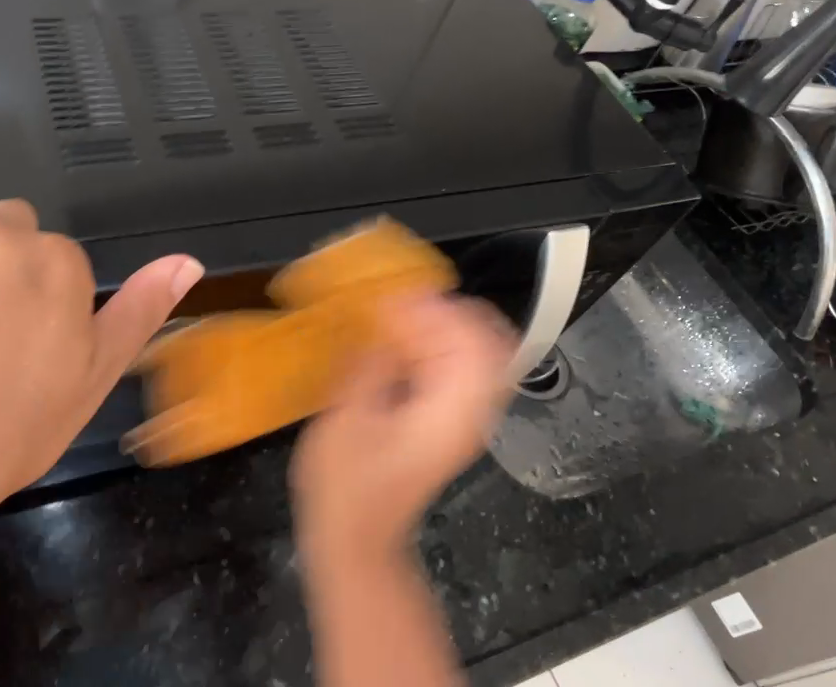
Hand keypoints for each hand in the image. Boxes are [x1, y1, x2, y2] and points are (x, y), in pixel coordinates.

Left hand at [0, 199, 202, 513]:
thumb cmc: (17, 424)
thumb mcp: (97, 372)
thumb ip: (142, 307)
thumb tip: (188, 262)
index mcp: (59, 259)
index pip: (61, 257)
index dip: (49, 299)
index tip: (31, 342)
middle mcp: (2, 235)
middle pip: (13, 230)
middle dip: (9, 265)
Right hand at [291, 294, 514, 556]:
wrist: (358, 539)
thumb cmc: (349, 490)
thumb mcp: (348, 416)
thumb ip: (373, 361)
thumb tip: (385, 315)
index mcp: (452, 411)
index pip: (475, 342)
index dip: (439, 309)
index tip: (398, 296)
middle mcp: (471, 413)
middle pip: (488, 340)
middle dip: (447, 311)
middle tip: (403, 301)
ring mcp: (465, 418)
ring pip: (477, 351)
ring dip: (441, 326)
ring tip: (397, 316)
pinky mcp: (450, 421)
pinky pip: (459, 368)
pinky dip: (436, 346)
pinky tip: (400, 343)